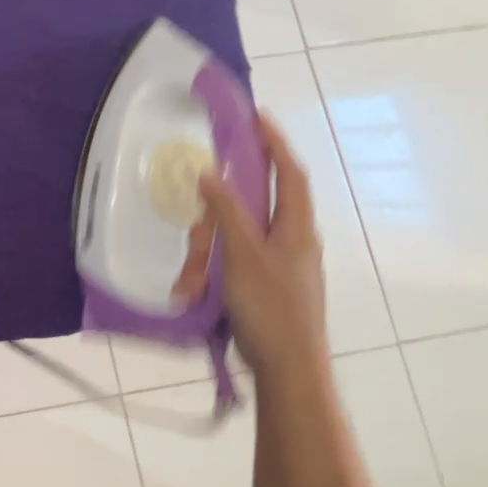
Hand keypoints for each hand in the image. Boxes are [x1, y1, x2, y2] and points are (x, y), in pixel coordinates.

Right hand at [196, 116, 328, 381]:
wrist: (289, 371)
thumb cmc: (271, 309)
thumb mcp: (241, 255)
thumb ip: (225, 211)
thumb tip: (210, 170)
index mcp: (295, 228)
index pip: (288, 173)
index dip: (274, 143)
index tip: (255, 116)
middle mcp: (291, 241)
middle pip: (247, 208)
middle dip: (215, 220)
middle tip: (197, 242)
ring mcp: (278, 264)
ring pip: (231, 238)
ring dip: (205, 257)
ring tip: (191, 286)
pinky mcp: (263, 284)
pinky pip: (228, 263)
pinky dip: (208, 272)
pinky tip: (194, 293)